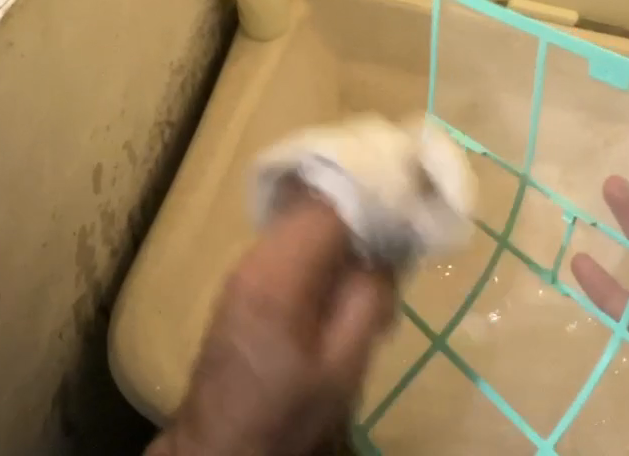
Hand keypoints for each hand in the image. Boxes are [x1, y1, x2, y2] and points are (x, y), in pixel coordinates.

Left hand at [151, 194, 397, 455]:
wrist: (221, 446)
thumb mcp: (344, 365)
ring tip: (375, 257)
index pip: (331, 205)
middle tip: (396, 232)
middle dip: (359, 209)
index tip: (407, 206)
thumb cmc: (287, 410)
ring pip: (302, 219)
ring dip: (341, 227)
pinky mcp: (245, 280)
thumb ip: (370, 299)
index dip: (372, 196)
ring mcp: (246, 265)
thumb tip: (389, 248)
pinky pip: (291, 241)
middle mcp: (257, 253)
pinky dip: (321, 244)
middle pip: (314, 204)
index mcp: (281, 270)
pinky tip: (343, 275)